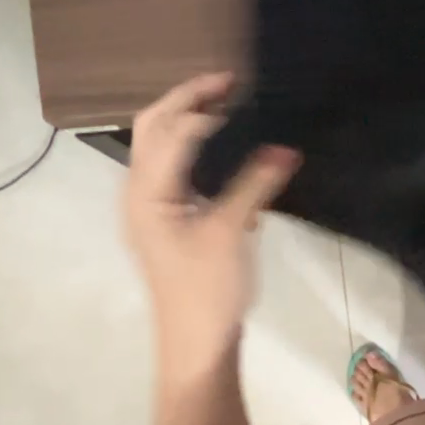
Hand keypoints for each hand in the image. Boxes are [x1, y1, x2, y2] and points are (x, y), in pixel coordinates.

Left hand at [124, 73, 300, 383]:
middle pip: (155, 128)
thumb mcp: (231, 232)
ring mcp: (150, 207)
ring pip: (163, 148)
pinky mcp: (167, 221)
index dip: (204, 106)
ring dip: (191, 123)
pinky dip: (198, 152)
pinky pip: (176, 171)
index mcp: (146, 191)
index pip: (170, 130)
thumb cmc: (208, 288)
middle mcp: (139, 192)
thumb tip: (286, 147)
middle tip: (229, 83)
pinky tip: (229, 155)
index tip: (243, 91)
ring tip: (229, 107)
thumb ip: (256, 184)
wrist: (196, 341)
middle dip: (188, 101)